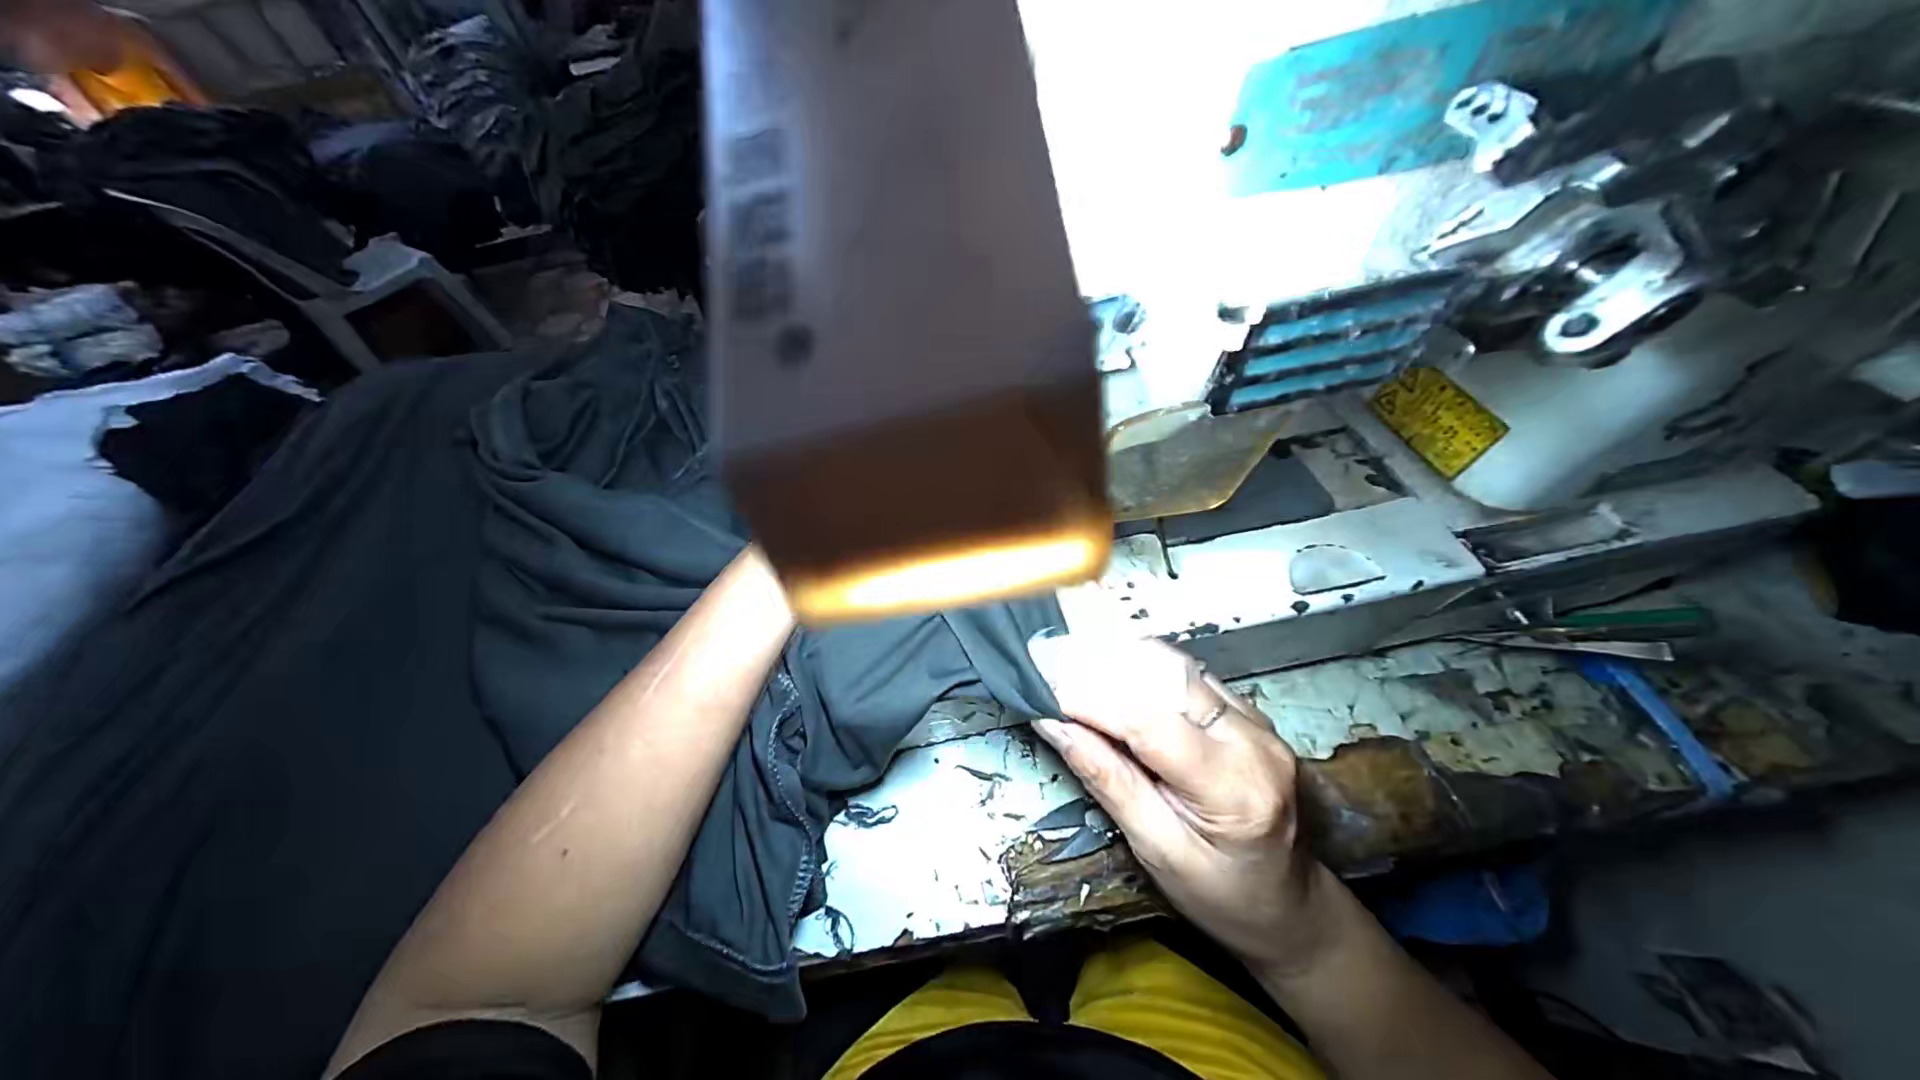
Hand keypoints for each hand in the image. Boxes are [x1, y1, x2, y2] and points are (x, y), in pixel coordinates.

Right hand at [1027, 633, 1336, 976]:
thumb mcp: (1157, 851)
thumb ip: (1109, 782)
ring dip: (1121, 665)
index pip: (1150, 723)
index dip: (1090, 700)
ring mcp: (1259, 723)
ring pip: (1178, 669)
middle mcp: (1254, 741)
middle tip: (1050, 672)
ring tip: (1073, 672)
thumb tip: (1055, 726)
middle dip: (1101, 670)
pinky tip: (1114, 682)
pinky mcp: (1252, 716)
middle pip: (1167, 679)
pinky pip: (1191, 679)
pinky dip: (1146, 674)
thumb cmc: (1223, 897)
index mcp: (1234, 788)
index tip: (1042, 691)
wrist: (1289, 907)